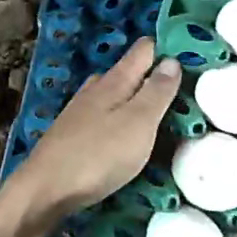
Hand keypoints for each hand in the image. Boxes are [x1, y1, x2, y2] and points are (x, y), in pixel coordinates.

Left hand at [5, 38, 181, 218]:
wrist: (46, 188)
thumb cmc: (98, 155)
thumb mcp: (138, 123)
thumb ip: (156, 92)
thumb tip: (171, 60)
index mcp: (114, 82)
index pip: (142, 50)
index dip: (165, 47)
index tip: (190, 50)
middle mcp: (94, 89)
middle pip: (126, 70)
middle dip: (150, 72)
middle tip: (181, 83)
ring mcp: (79, 111)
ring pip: (112, 92)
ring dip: (133, 94)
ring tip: (155, 106)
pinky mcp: (71, 133)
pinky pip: (102, 114)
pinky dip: (118, 114)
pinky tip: (123, 130)